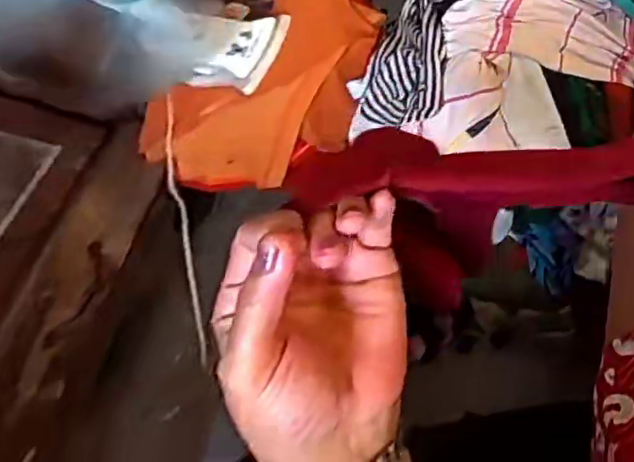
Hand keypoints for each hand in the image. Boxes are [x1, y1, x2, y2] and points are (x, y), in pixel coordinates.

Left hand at [213, 193, 406, 461]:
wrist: (345, 430)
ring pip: (340, 214)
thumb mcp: (250, 366)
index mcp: (253, 291)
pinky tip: (383, 202)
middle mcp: (297, 270)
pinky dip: (382, 208)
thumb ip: (258, 305)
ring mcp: (342, 264)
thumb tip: (279, 242)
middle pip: (303, 216)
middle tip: (327, 250)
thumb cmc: (283, 408)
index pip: (256, 238)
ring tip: (353, 229)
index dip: (272, 230)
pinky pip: (380, 228)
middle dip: (314, 220)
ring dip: (347, 210)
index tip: (290, 245)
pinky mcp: (380, 265)